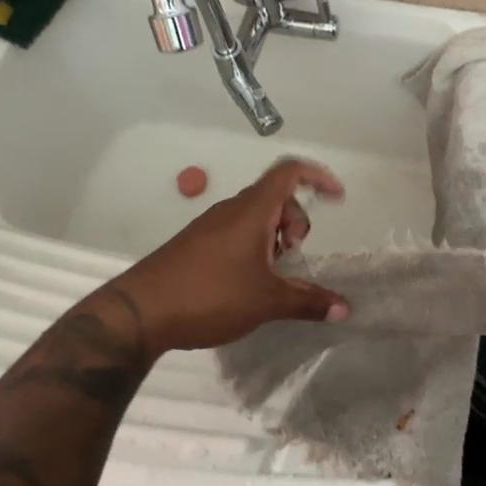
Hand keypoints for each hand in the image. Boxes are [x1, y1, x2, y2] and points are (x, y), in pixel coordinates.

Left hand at [109, 158, 348, 350]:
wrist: (140, 313)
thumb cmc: (210, 296)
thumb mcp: (267, 301)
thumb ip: (308, 301)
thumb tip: (345, 309)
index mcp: (252, 211)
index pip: (290, 172)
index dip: (318, 176)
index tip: (337, 198)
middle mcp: (231, 210)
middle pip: (276, 197)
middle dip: (296, 223)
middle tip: (293, 258)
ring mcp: (210, 226)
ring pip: (255, 217)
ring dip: (274, 239)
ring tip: (271, 276)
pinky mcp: (195, 244)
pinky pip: (236, 232)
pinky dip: (253, 248)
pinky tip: (247, 283)